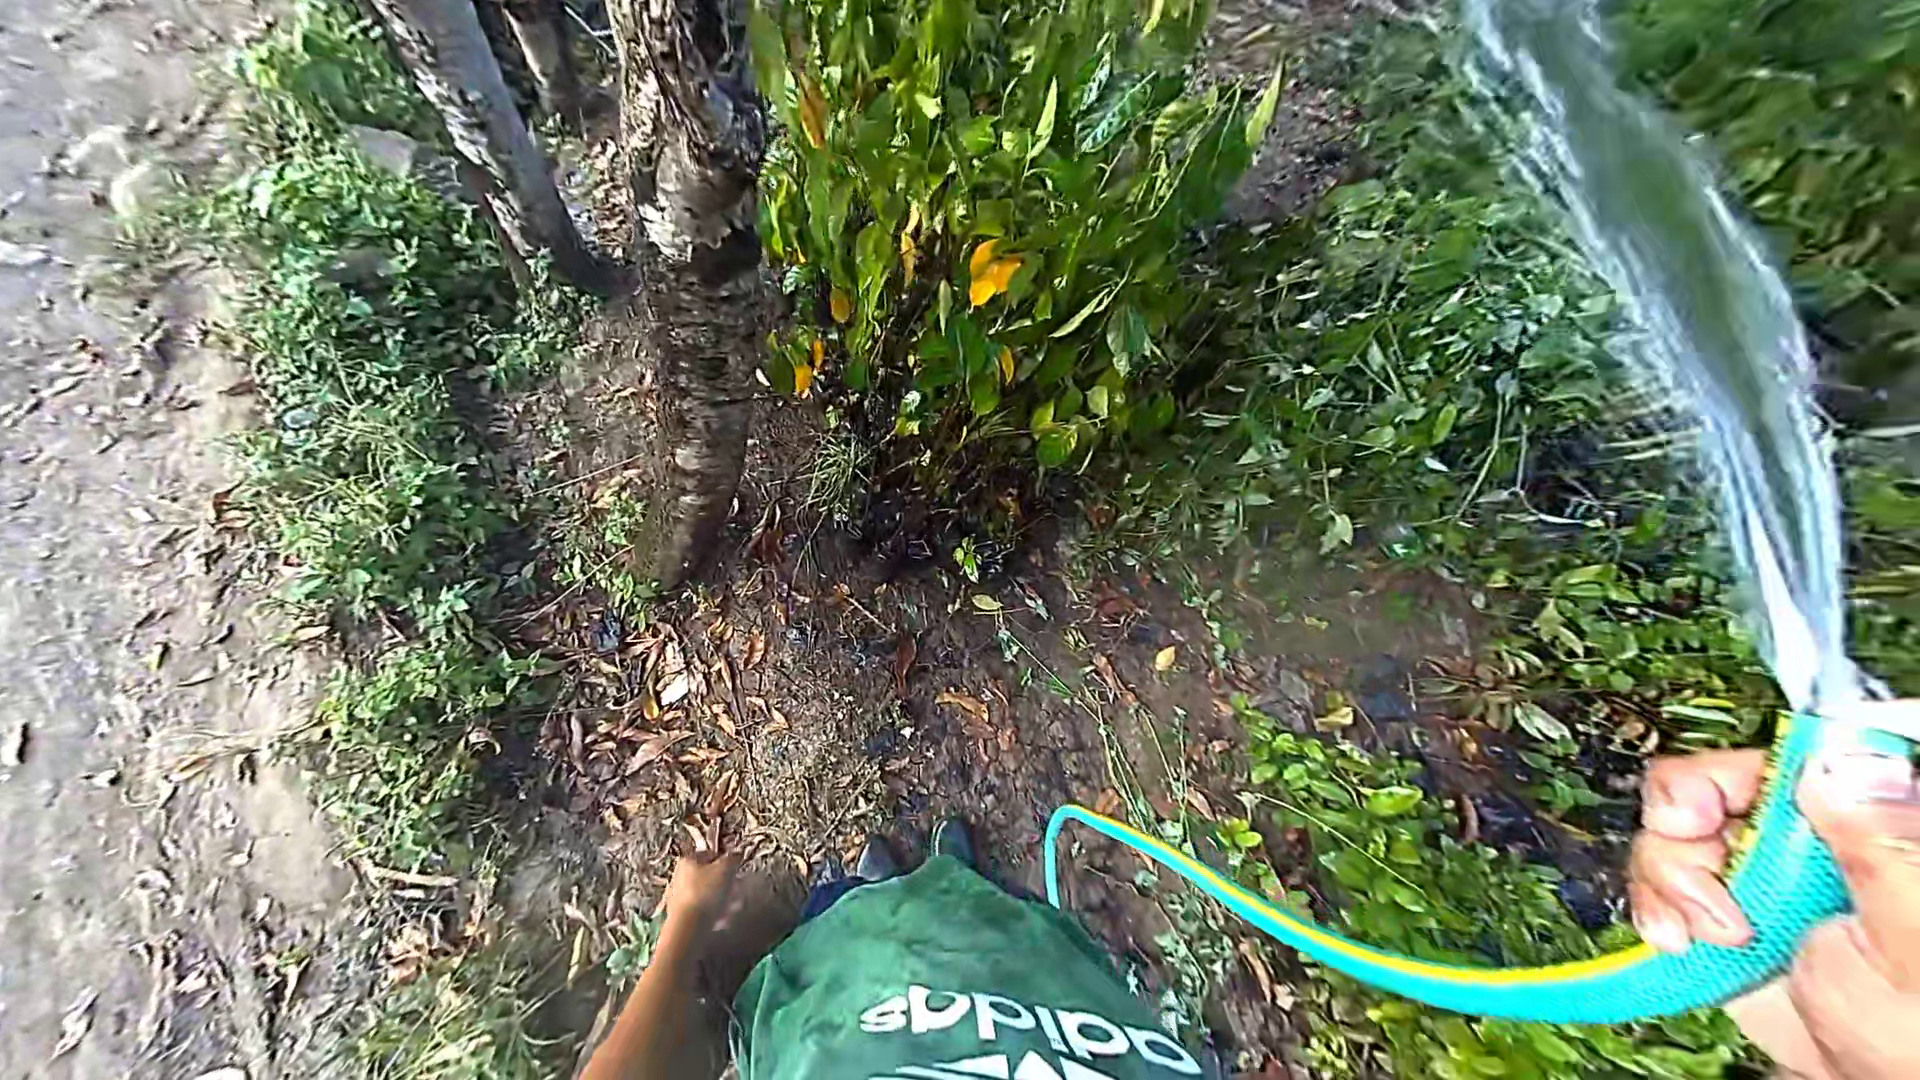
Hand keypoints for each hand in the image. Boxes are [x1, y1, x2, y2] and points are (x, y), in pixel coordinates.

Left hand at [663, 851, 740, 936]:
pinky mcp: (679, 916)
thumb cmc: (706, 892)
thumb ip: (733, 858)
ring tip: (733, 908)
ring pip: (706, 894)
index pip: (711, 854)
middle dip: (725, 883)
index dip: (726, 862)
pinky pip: (701, 909)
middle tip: (736, 890)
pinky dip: (713, 912)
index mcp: (688, 860)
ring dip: (722, 899)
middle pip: (709, 876)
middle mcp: (679, 876)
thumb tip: (736, 855)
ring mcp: (677, 898)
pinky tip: (722, 919)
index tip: (735, 872)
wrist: (687, 929)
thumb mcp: (726, 868)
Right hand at [1628, 700, 1919, 1079]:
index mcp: (1886, 832)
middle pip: (1723, 774)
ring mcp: (1760, 860)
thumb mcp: (1918, 948)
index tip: (1750, 781)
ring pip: (1672, 818)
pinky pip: (1650, 860)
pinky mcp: (1711, 885)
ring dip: (1669, 870)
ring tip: (1708, 929)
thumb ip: (1891, 855)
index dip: (1783, 747)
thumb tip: (1857, 763)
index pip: (1831, 748)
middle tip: (1693, 843)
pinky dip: (1651, 895)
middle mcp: (1818, 833)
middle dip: (1689, 810)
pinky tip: (1678, 935)